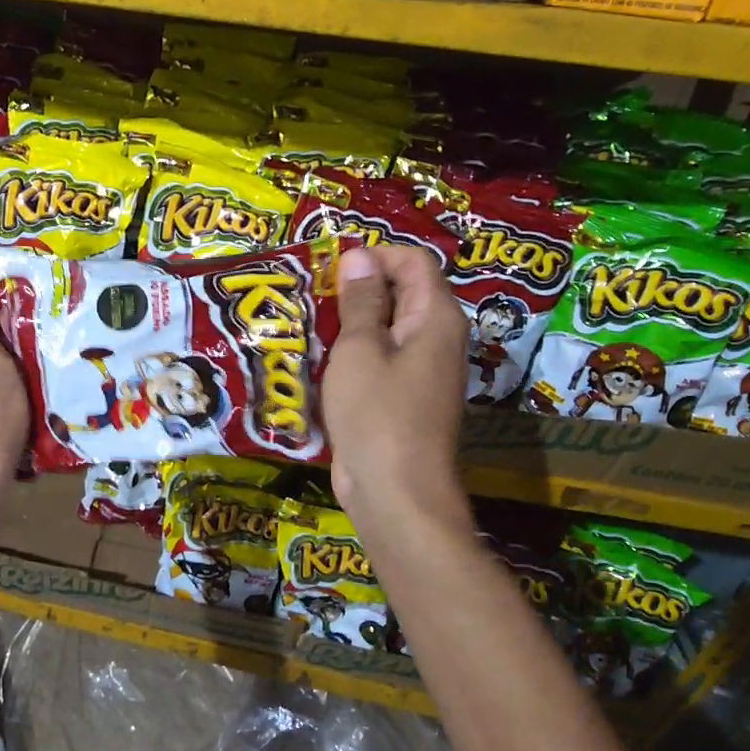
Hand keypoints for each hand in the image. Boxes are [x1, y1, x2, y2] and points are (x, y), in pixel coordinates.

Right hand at [322, 246, 472, 536]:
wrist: (397, 494)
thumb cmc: (377, 414)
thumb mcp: (360, 349)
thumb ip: (361, 300)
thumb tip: (359, 256)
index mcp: (436, 318)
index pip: (413, 261)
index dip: (374, 256)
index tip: (331, 272)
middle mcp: (438, 338)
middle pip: (403, 290)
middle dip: (358, 286)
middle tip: (313, 295)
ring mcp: (423, 369)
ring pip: (389, 325)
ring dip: (352, 319)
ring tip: (311, 322)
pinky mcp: (406, 396)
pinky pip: (382, 356)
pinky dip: (355, 350)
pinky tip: (321, 359)